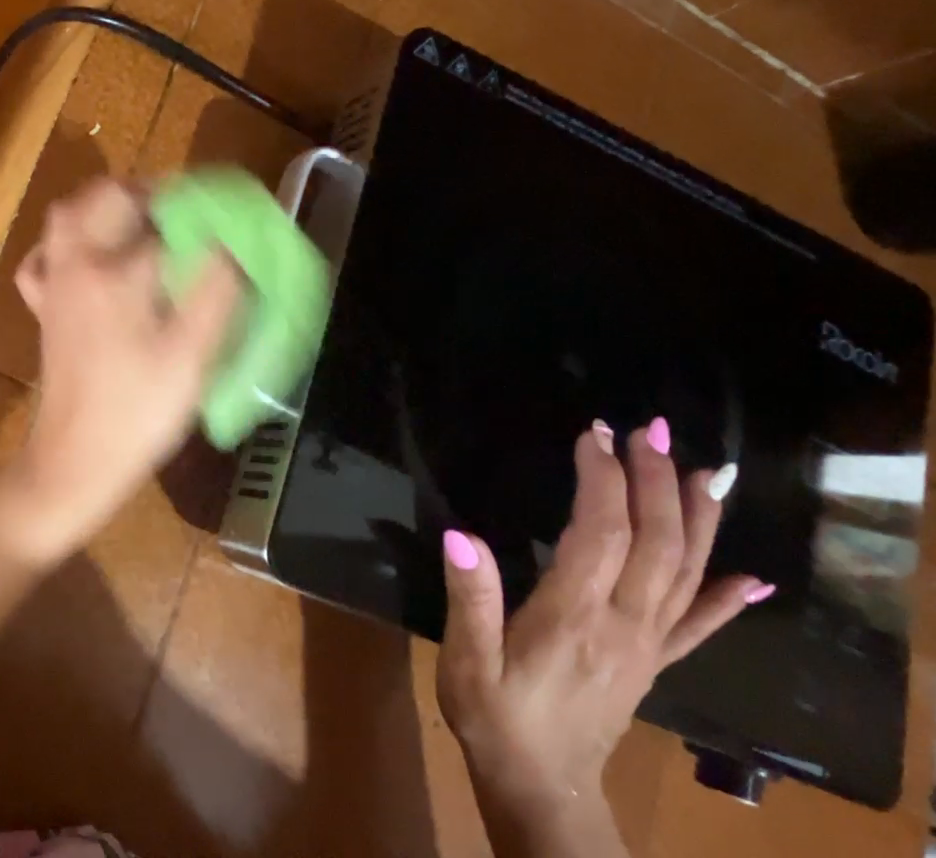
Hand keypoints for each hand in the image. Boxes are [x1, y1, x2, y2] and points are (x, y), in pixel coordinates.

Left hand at [5, 178, 241, 559]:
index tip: (227, 220)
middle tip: (180, 213)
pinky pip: (44, 261)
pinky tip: (89, 265)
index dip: (199, 213)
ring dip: (102, 210)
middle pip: (100, 197)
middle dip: (142, 193)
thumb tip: (232, 246)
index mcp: (113, 272)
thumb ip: (216, 292)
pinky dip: (64, 249)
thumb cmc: (137, 412)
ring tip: (142, 228)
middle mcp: (74, 266)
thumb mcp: (192, 355)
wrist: (74, 460)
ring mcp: (52, 288)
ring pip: (66, 220)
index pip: (162, 217)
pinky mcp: (43, 313)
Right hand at [436, 419, 769, 848]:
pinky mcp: (654, 663)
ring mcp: (647, 645)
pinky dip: (728, 598)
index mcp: (574, 616)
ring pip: (687, 573)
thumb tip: (462, 536)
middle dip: (654, 481)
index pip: (602, 534)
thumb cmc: (494, 715)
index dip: (602, 480)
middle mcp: (624, 624)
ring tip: (704, 471)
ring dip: (697, 518)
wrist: (540, 783)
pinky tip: (751, 578)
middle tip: (648, 431)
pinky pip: (699, 626)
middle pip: (656, 543)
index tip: (593, 435)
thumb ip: (470, 598)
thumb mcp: (465, 659)